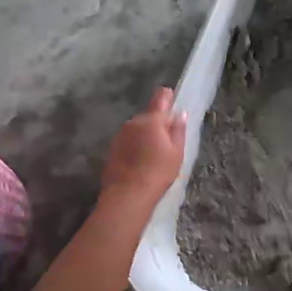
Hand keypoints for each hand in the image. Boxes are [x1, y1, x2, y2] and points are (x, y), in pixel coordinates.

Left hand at [100, 87, 187, 210]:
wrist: (127, 194)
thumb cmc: (158, 172)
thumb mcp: (177, 153)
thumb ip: (178, 131)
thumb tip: (180, 114)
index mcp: (152, 120)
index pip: (160, 98)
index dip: (167, 96)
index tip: (171, 97)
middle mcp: (133, 122)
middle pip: (148, 116)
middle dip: (157, 123)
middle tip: (167, 139)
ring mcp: (120, 135)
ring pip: (136, 129)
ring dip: (145, 135)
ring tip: (153, 153)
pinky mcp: (112, 148)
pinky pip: (127, 141)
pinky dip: (134, 146)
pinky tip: (140, 161)